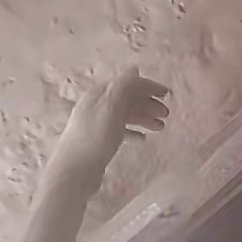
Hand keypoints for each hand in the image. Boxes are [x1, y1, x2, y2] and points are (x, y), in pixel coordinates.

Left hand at [48, 67, 170, 188]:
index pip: (128, 84)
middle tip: (166, 114)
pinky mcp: (99, 141)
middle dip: (148, 104)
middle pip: (127, 99)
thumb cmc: (95, 138)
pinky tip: (142, 139)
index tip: (167, 94)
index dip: (148, 87)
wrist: (75, 171)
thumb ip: (123, 87)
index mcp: (100, 95)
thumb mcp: (111, 108)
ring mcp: (98, 124)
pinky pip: (120, 130)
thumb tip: (134, 69)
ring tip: (159, 128)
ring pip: (126, 115)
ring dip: (144, 117)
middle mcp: (98, 106)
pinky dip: (133, 132)